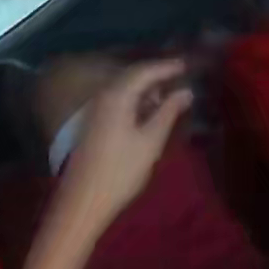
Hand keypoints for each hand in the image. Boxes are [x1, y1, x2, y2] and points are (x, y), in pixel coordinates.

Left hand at [52, 59, 193, 236]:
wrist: (82, 202)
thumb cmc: (120, 171)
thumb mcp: (151, 141)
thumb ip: (169, 111)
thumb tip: (186, 91)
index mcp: (118, 95)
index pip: (145, 70)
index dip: (167, 66)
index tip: (186, 65)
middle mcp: (105, 95)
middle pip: (133, 74)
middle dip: (157, 73)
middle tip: (180, 76)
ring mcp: (97, 108)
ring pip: (125, 86)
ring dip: (147, 87)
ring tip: (167, 96)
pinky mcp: (95, 121)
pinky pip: (119, 97)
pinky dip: (136, 98)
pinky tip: (148, 110)